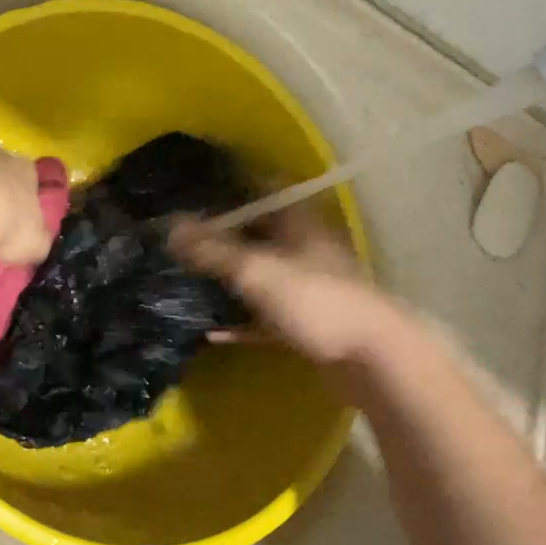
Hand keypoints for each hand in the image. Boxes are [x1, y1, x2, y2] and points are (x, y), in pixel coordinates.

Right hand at [170, 204, 403, 372]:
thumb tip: (169, 227)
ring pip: (260, 276)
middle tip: (180, 236)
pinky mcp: (308, 326)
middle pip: (258, 233)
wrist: (376, 363)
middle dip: (221, 235)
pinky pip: (264, 317)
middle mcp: (304, 249)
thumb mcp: (256, 270)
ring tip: (186, 279)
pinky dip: (240, 321)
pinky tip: (210, 329)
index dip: (232, 182)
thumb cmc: (317, 301)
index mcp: (299, 223)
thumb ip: (212, 250)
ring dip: (228, 280)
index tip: (197, 184)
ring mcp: (308, 289)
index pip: (263, 188)